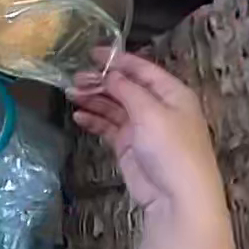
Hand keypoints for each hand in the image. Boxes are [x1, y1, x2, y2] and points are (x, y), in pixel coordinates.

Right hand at [70, 51, 219, 221]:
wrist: (176, 196)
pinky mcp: (129, 146)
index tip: (92, 53)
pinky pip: (108, 127)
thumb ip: (127, 89)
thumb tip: (110, 74)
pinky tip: (79, 116)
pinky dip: (94, 120)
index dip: (118, 60)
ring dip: (93, 99)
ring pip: (114, 106)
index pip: (142, 69)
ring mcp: (142, 127)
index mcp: (171, 93)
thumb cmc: (172, 149)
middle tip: (75, 78)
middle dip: (100, 81)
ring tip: (71, 95)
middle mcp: (157, 107)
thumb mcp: (150, 111)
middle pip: (125, 87)